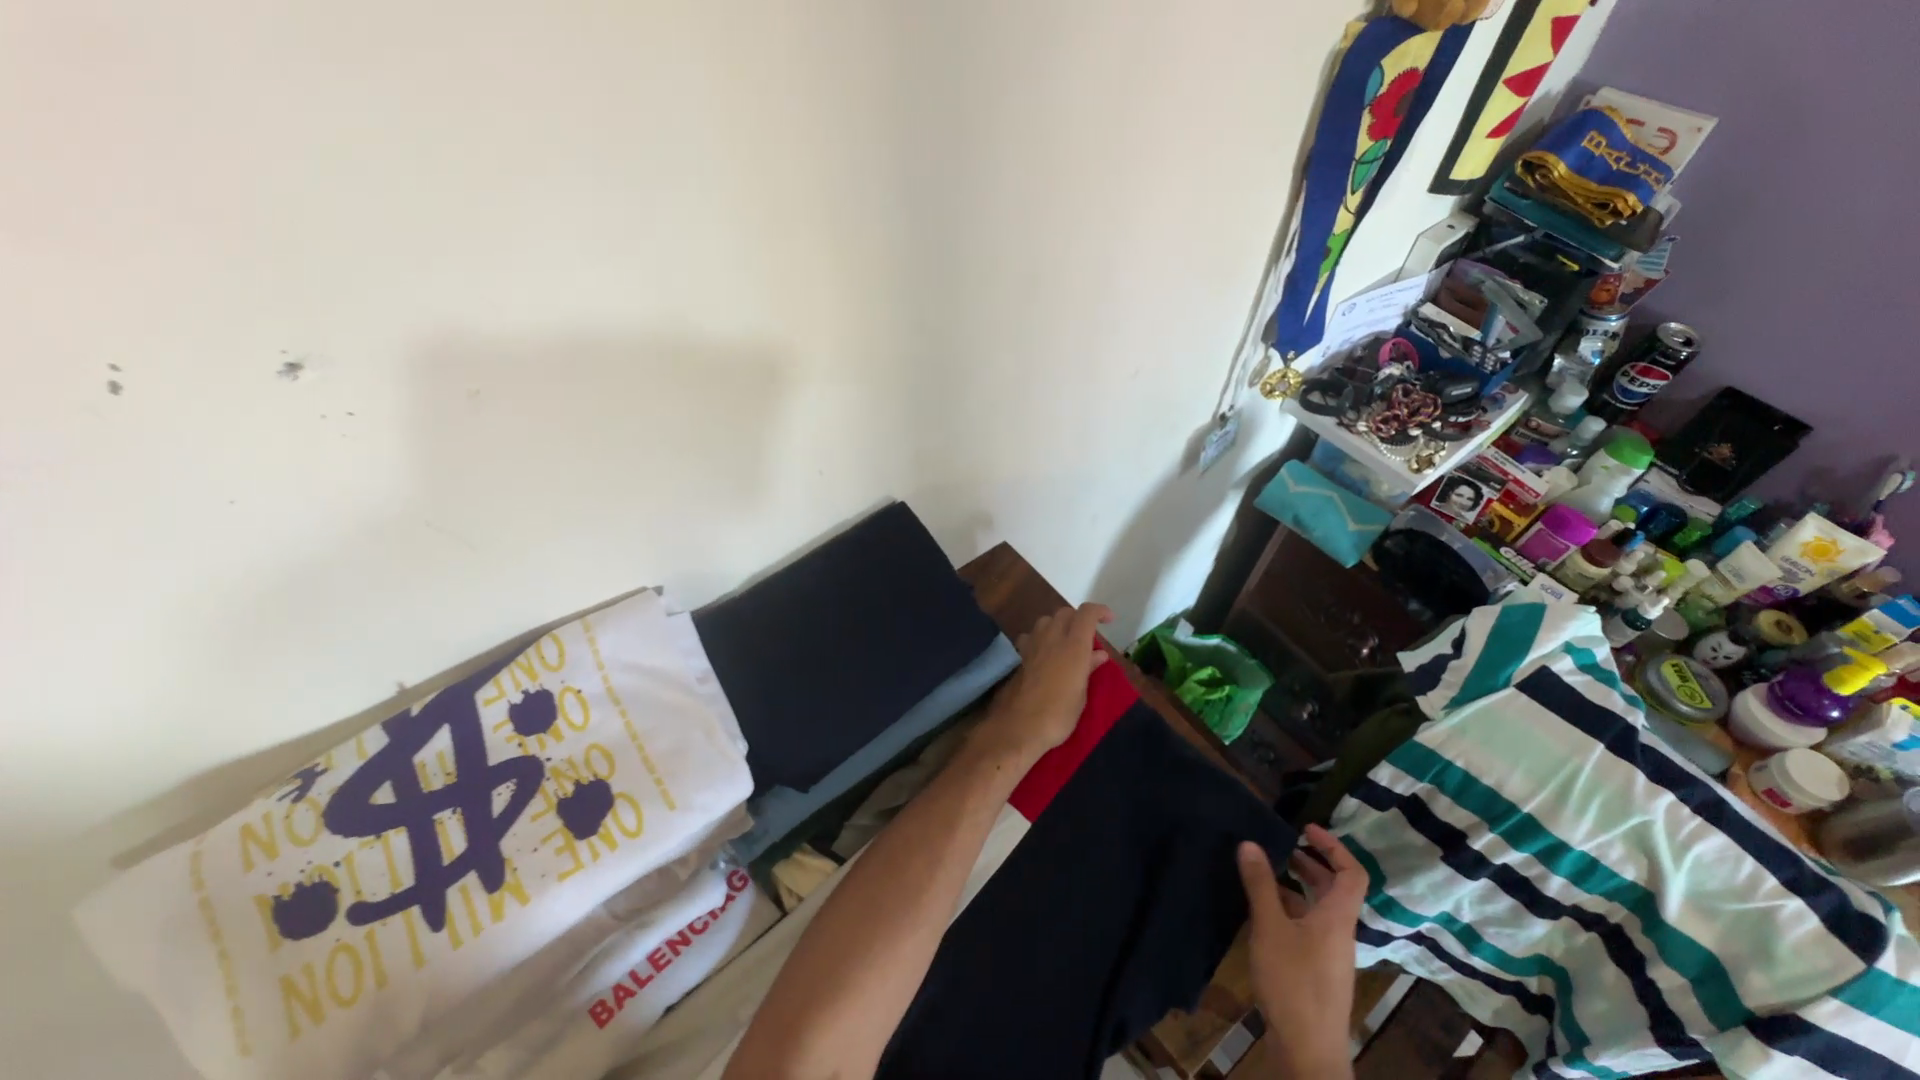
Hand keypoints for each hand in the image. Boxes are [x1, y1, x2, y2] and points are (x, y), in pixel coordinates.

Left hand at [975, 603, 1113, 761]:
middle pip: (1064, 613)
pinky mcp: (1020, 656)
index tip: (1109, 620)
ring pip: (1045, 621)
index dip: (1099, 611)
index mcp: (1074, 645)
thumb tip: (1098, 654)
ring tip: (1066, 643)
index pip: (1086, 613)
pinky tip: (1044, 654)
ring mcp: (1032, 646)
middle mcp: (1052, 638)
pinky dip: (1041, 638)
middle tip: (1088, 637)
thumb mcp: (1081, 694)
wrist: (1020, 726)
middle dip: (1078, 619)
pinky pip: (1031, 636)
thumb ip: (1089, 668)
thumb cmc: (1059, 714)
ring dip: (1058, 625)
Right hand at [1237, 825, 1368, 1079]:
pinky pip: (1309, 930)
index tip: (1307, 828)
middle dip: (1311, 865)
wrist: (1309, 1049)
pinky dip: (1290, 914)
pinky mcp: (1317, 972)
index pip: (1352, 872)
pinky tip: (1263, 917)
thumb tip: (1250, 843)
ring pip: (1319, 911)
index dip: (1334, 846)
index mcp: (1337, 917)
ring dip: (1297, 890)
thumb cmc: (1293, 982)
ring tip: (1265, 877)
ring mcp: (1330, 955)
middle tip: (1281, 848)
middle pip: (1335, 890)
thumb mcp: (1270, 928)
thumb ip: (1260, 885)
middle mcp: (1340, 932)